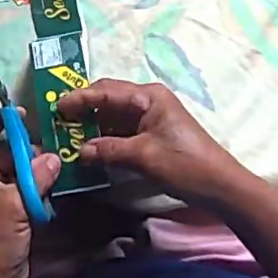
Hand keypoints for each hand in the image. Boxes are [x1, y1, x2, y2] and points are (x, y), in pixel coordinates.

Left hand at [0, 109, 60, 277]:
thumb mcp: (16, 203)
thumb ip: (35, 176)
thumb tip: (53, 157)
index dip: (1, 119)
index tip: (24, 113)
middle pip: (4, 150)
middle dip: (27, 147)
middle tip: (52, 145)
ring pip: (16, 168)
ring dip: (35, 167)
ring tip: (57, 163)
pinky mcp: (6, 207)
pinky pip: (22, 185)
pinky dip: (36, 183)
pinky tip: (53, 183)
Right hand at [58, 79, 247, 205]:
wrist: (221, 186)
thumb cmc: (185, 164)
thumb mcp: (144, 156)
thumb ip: (109, 149)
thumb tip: (80, 150)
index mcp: (148, 95)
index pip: (106, 91)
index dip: (80, 97)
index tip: (57, 106)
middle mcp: (148, 100)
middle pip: (108, 98)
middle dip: (84, 108)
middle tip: (59, 119)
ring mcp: (151, 117)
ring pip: (113, 115)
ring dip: (93, 124)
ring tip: (68, 134)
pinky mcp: (152, 134)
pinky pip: (122, 130)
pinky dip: (105, 137)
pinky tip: (90, 147)